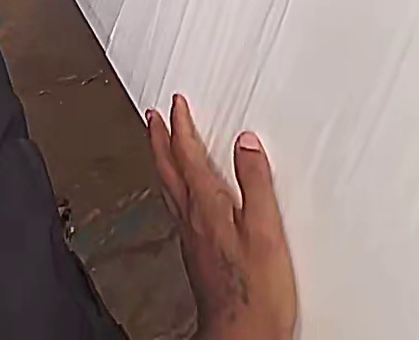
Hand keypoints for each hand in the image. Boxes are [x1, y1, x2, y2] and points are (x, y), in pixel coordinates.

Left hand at [147, 95, 296, 339]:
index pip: (187, 154)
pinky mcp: (195, 253)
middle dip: (159, 137)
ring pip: (168, 186)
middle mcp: (192, 217)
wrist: (242, 337)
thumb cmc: (255, 292)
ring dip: (162, 158)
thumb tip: (246, 142)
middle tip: (152, 115)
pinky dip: (173, 184)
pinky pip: (176, 205)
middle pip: (168, 168)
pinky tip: (180, 192)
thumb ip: (255, 182)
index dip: (181, 125)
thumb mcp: (265, 229)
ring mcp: (190, 236)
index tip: (177, 102)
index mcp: (207, 205)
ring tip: (159, 143)